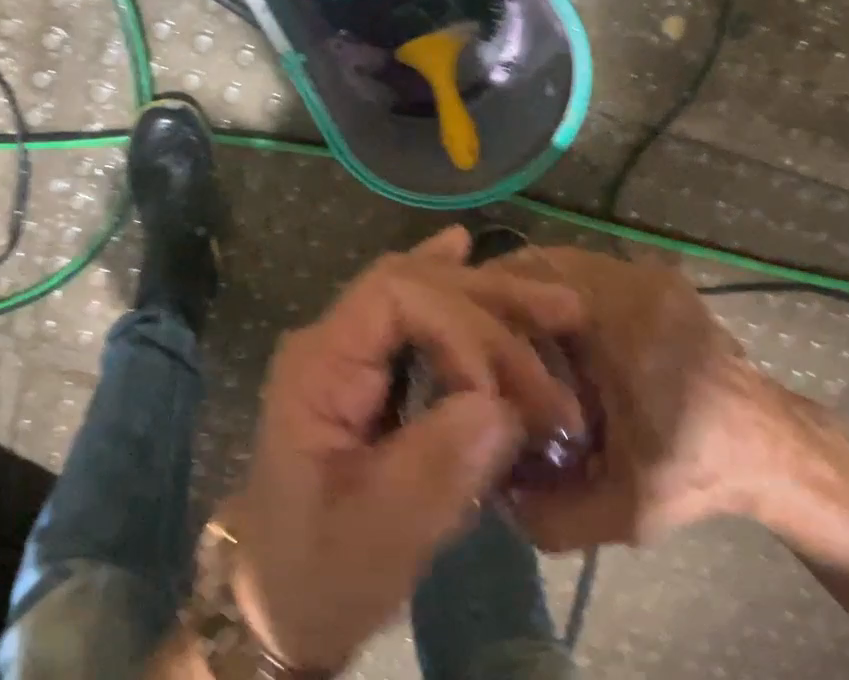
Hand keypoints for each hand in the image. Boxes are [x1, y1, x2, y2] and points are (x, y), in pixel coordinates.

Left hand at [226, 226, 584, 671]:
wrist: (281, 596)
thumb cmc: (324, 568)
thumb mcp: (382, 531)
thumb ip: (437, 464)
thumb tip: (501, 405)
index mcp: (319, 367)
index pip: (395, 298)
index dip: (460, 327)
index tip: (500, 393)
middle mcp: (331, 342)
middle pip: (412, 283)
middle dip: (490, 302)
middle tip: (567, 317)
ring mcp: (347, 354)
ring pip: (419, 291)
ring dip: (488, 297)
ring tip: (554, 301)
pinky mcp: (366, 375)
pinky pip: (413, 316)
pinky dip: (453, 294)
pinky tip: (466, 252)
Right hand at [486, 248, 848, 550]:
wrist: (776, 451)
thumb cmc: (697, 471)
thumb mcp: (621, 510)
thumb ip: (548, 514)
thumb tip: (486, 490)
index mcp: (620, 318)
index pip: (525, 278)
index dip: (479, 303)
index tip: (452, 338)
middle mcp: (633, 279)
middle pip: (537, 265)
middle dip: (497, 299)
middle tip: (469, 342)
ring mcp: (648, 275)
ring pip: (560, 265)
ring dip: (526, 297)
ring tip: (500, 343)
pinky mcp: (657, 283)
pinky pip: (585, 274)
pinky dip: (556, 298)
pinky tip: (546, 343)